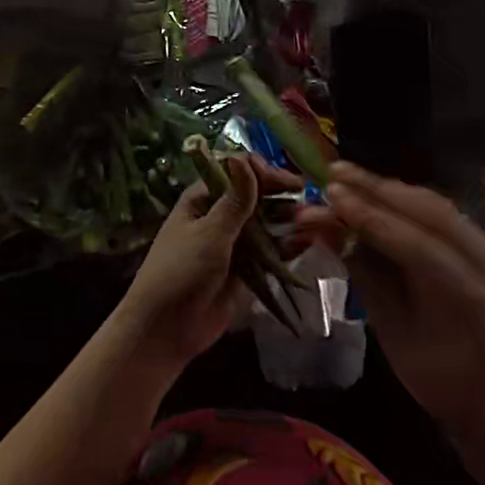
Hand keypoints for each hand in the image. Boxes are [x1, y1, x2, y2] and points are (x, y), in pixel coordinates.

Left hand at [117, 155, 295, 365]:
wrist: (168, 327)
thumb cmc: (181, 270)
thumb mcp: (209, 233)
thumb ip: (234, 200)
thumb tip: (243, 157)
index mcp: (202, 199)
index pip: (235, 174)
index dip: (262, 173)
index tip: (289, 181)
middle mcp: (219, 215)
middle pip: (255, 198)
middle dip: (281, 197)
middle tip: (311, 200)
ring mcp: (234, 243)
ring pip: (266, 224)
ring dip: (289, 220)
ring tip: (317, 219)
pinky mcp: (246, 269)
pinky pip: (271, 252)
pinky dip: (288, 246)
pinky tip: (309, 241)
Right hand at [299, 162, 484, 436]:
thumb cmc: (435, 380)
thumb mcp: (392, 332)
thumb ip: (361, 273)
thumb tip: (317, 224)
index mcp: (484, 314)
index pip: (423, 249)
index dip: (373, 219)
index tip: (332, 195)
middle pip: (437, 217)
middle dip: (380, 191)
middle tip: (334, 174)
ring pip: (443, 209)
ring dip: (392, 190)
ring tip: (349, 176)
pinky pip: (449, 216)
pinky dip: (408, 201)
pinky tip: (378, 192)